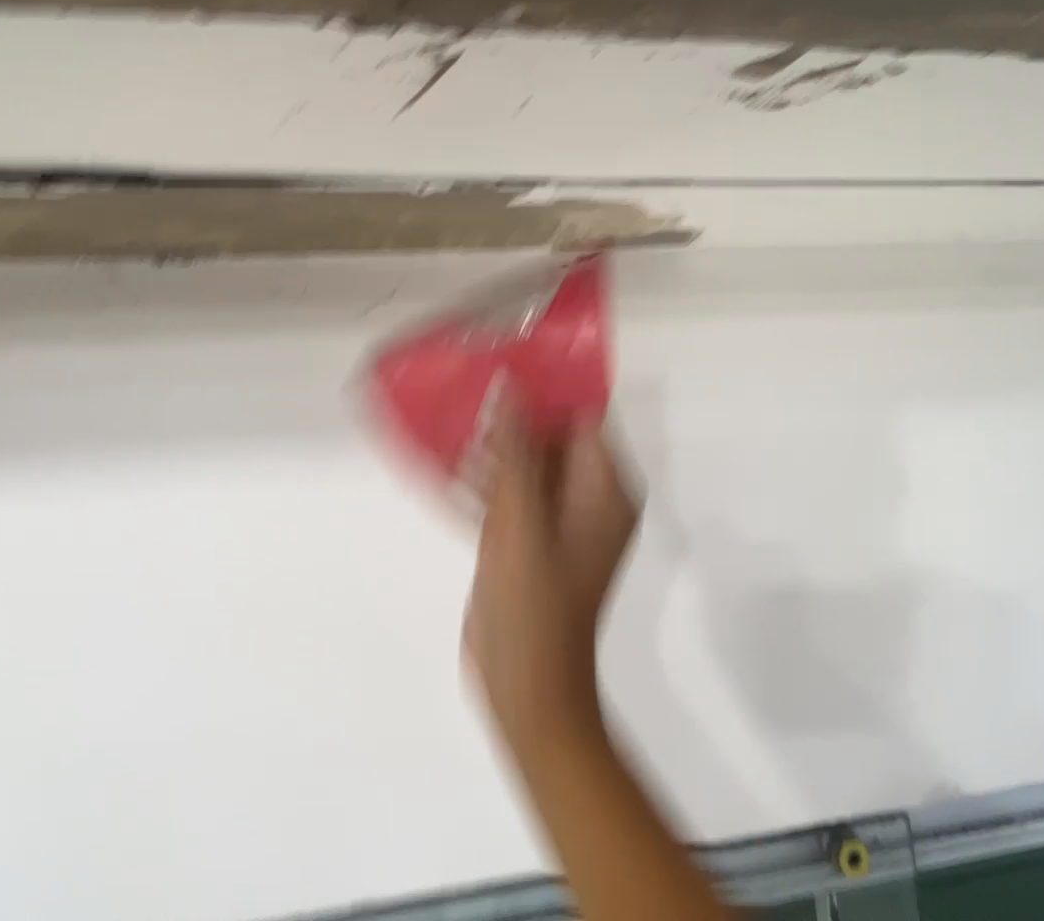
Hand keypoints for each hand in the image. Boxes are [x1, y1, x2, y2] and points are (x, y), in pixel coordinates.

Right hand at [463, 392, 641, 742]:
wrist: (525, 684)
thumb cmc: (532, 602)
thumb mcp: (521, 519)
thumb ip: (516, 450)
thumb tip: (512, 384)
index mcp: (604, 489)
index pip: (582, 416)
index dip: (547, 385)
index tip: (501, 358)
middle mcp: (587, 499)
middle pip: (550, 438)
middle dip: (509, 414)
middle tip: (460, 386)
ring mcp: (556, 524)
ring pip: (523, 466)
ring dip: (488, 446)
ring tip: (441, 416)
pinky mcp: (527, 544)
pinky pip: (506, 498)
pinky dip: (480, 483)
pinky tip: (438, 465)